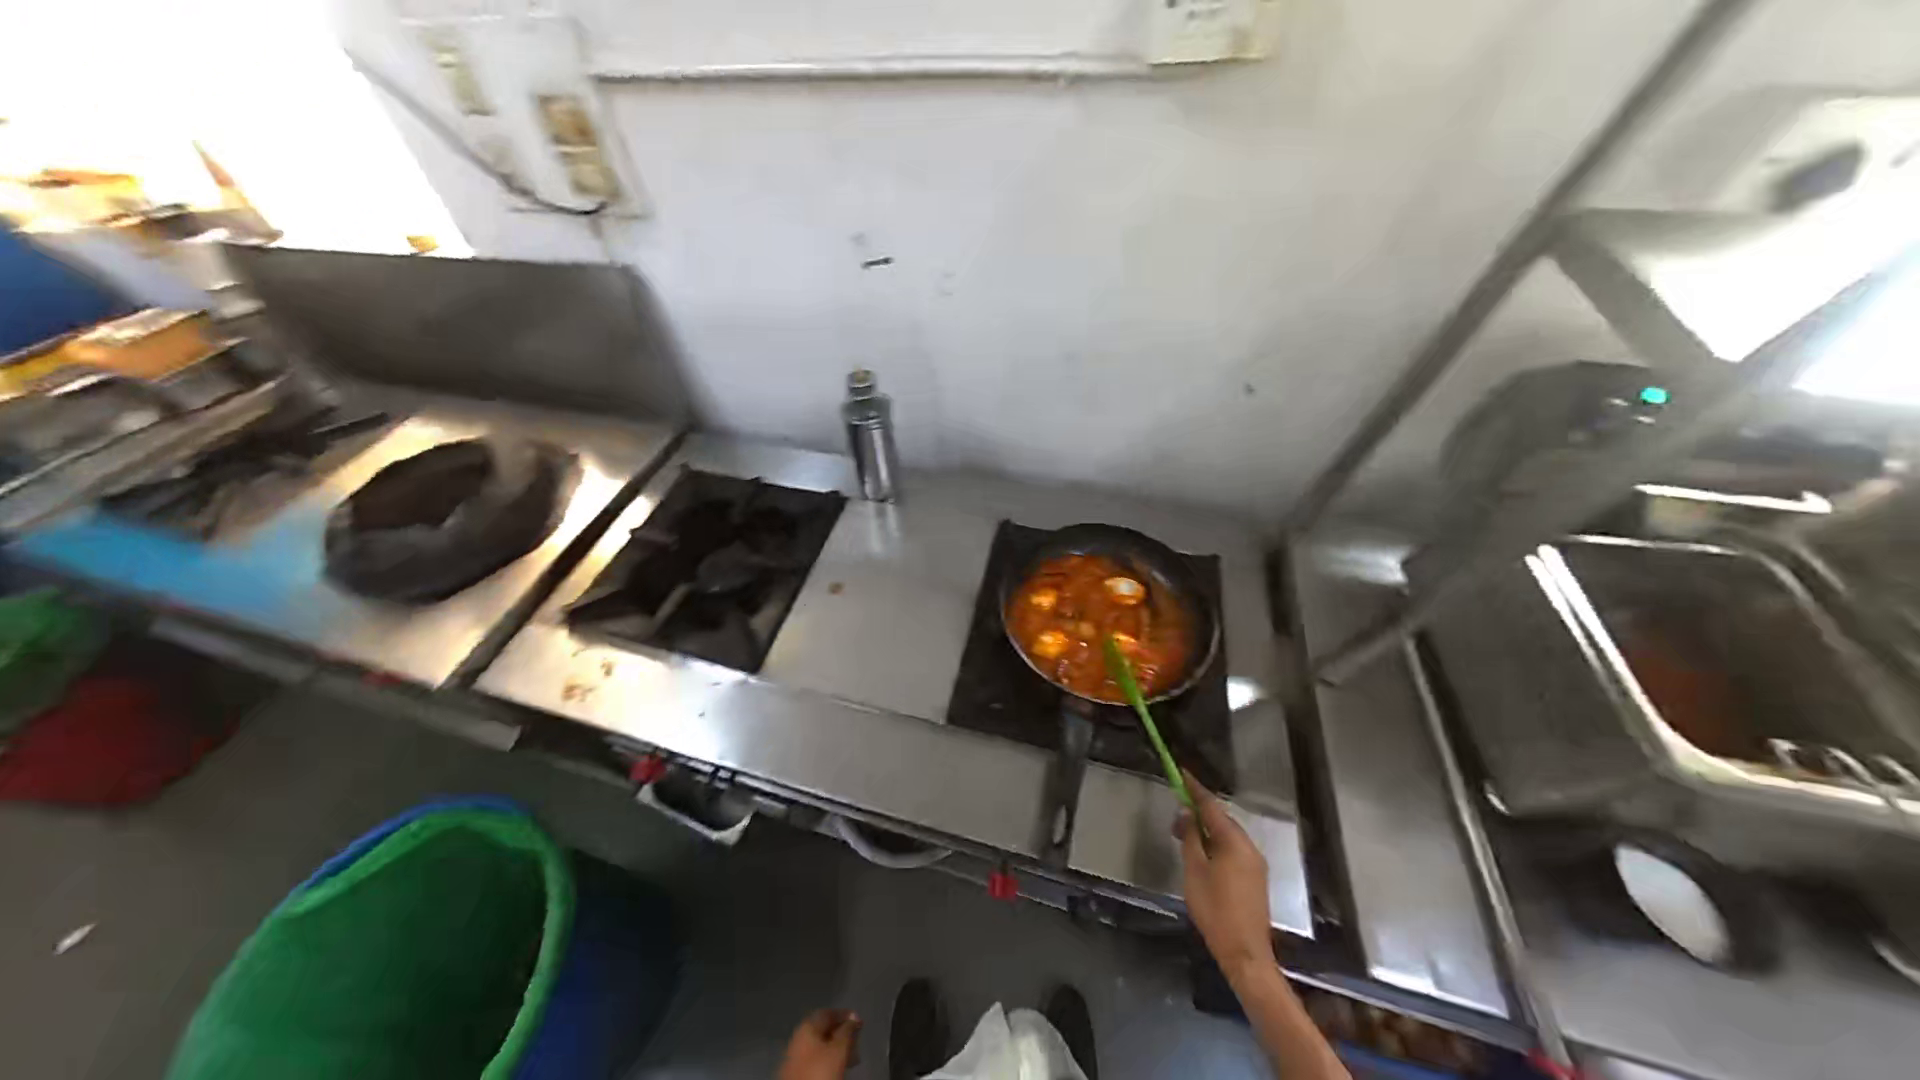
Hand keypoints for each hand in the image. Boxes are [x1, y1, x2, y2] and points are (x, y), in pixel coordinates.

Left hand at [778, 1008, 860, 1079]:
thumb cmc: (821, 1071)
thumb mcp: (839, 1049)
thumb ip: (847, 1031)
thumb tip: (853, 1019)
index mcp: (807, 1027)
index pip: (828, 1013)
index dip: (844, 1014)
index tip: (858, 1020)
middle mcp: (800, 1038)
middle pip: (824, 1029)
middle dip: (842, 1032)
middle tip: (857, 1037)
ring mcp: (798, 1055)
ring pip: (822, 1045)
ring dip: (838, 1046)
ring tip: (853, 1053)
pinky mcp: (799, 1071)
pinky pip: (818, 1058)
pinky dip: (830, 1057)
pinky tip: (840, 1064)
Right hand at [1176, 772, 1274, 979]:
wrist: (1245, 952)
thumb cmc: (1215, 909)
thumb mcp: (1194, 870)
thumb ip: (1190, 838)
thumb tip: (1187, 814)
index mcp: (1234, 842)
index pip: (1211, 806)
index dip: (1195, 788)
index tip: (1181, 772)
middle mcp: (1249, 847)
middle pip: (1221, 819)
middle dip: (1199, 811)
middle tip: (1176, 812)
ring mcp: (1255, 864)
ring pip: (1227, 835)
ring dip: (1207, 829)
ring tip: (1183, 834)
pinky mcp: (1254, 878)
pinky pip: (1233, 849)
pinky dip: (1216, 844)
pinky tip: (1201, 853)